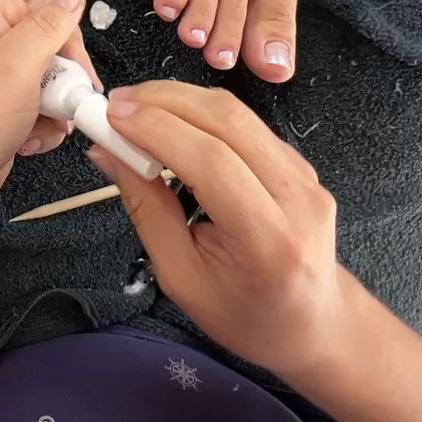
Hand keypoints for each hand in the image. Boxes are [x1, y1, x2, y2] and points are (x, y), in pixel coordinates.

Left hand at [0, 0, 105, 225]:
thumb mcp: (17, 66)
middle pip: (51, 23)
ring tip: (56, 121)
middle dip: (73, 54)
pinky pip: (45, 100)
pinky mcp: (10, 106)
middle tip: (81, 88)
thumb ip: (49, 25)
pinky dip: (48, 120)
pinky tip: (34, 140)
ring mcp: (3, 74)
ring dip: (63, 95)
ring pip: (54, 66)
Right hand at [87, 81, 345, 378]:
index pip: (211, 161)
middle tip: (116, 101)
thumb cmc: (244, 314)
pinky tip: (169, 118)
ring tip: (135, 105)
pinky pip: (243, 121)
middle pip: (226, 121)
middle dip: (163, 100)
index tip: (112, 114)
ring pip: (235, 112)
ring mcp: (304, 173)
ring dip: (178, 98)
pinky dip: (198, 110)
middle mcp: (297, 197)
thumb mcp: (180, 277)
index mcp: (269, 240)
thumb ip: (146, 209)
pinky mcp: (299, 159)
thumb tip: (106, 151)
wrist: (315, 324)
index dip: (157, 128)